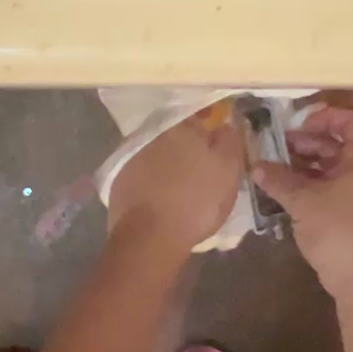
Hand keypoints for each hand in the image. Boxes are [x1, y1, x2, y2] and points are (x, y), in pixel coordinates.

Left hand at [108, 113, 245, 251]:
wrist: (149, 236)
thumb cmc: (197, 201)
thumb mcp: (228, 171)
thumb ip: (231, 141)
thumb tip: (229, 124)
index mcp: (184, 128)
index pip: (201, 115)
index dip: (211, 127)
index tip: (219, 142)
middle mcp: (156, 135)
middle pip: (179, 134)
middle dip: (190, 146)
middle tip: (203, 167)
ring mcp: (134, 156)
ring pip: (160, 153)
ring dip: (171, 163)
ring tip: (182, 185)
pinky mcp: (121, 179)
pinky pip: (144, 173)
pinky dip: (154, 180)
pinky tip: (162, 196)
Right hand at [252, 106, 352, 301]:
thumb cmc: (338, 230)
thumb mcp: (303, 201)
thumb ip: (279, 179)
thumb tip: (257, 166)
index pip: (352, 123)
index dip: (327, 116)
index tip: (299, 122)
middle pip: (336, 145)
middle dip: (306, 142)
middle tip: (276, 146)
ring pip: (328, 168)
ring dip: (302, 165)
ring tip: (273, 167)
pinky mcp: (347, 215)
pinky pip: (325, 188)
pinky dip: (305, 185)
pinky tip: (281, 190)